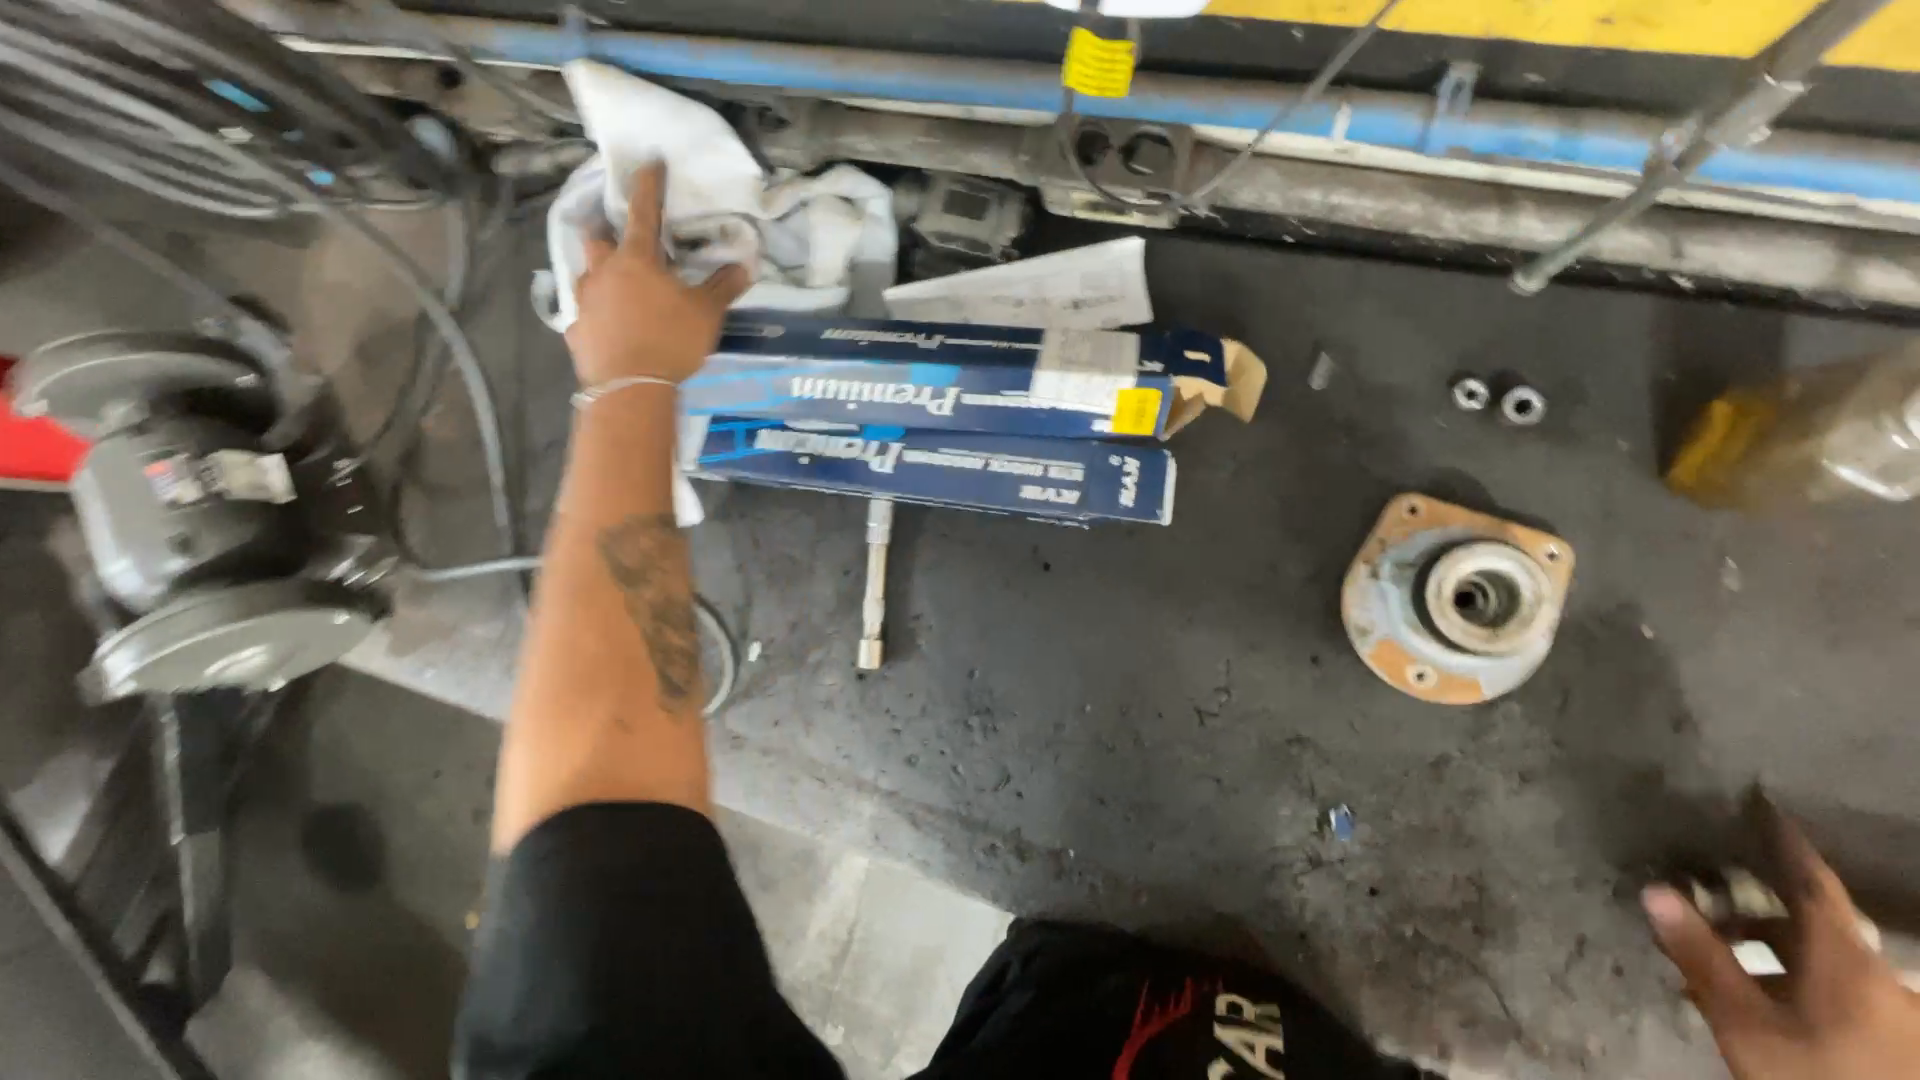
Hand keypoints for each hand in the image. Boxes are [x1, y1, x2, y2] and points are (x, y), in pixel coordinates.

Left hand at [564, 161, 751, 386]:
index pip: (642, 211)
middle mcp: (603, 272)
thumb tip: (745, 265)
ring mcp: (585, 300)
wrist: (629, 388)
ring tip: (618, 286)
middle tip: (621, 239)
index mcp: (637, 259)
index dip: (648, 185)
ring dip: (601, 273)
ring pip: (587, 273)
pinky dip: (597, 313)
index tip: (650, 163)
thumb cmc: (670, 340)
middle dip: (606, 232)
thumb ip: (723, 287)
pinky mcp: (577, 330)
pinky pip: (585, 313)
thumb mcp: (706, 313)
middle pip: (597, 238)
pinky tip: (610, 326)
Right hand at [1642, 800, 1919, 1079]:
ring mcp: (1890, 1007)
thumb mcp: (1744, 1019)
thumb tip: (1654, 889)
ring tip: (1715, 946)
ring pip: (1820, 958)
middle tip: (1704, 889)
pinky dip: (1787, 974)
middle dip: (1756, 904)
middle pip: (1812, 922)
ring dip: (1767, 945)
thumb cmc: (1812, 1070)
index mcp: (1848, 959)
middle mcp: (1879, 974)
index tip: (1761, 805)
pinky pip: (1831, 987)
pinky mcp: (1889, 1034)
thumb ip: (1701, 954)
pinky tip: (1752, 990)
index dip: (1786, 844)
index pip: (1814, 884)